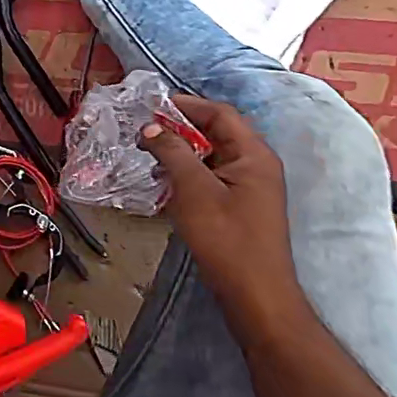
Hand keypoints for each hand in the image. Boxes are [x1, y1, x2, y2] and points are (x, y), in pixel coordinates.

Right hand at [139, 95, 308, 332]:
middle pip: (214, 131)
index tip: (149, 106)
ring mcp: (247, 185)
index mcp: (253, 155)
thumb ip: (172, 151)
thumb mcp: (193, 188)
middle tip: (141, 126)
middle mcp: (254, 164)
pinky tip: (161, 174)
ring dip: (178, 147)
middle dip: (178, 125)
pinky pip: (207, 172)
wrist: (253, 291)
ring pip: (208, 152)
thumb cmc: (226, 235)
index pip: (220, 114)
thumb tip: (151, 126)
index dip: (186, 105)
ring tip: (145, 148)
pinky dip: (184, 167)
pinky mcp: (236, 202)